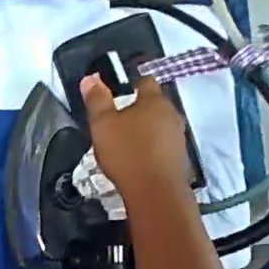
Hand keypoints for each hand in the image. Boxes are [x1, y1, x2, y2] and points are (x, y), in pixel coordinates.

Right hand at [79, 72, 190, 196]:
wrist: (154, 190)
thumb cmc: (126, 152)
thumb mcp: (103, 124)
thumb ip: (97, 100)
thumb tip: (90, 77)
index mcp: (153, 101)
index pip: (145, 81)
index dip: (132, 83)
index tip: (120, 90)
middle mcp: (171, 113)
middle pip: (154, 104)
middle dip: (138, 109)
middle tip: (117, 119)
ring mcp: (178, 135)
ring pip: (159, 125)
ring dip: (145, 129)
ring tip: (126, 140)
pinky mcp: (179, 156)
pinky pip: (162, 144)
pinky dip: (151, 146)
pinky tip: (137, 158)